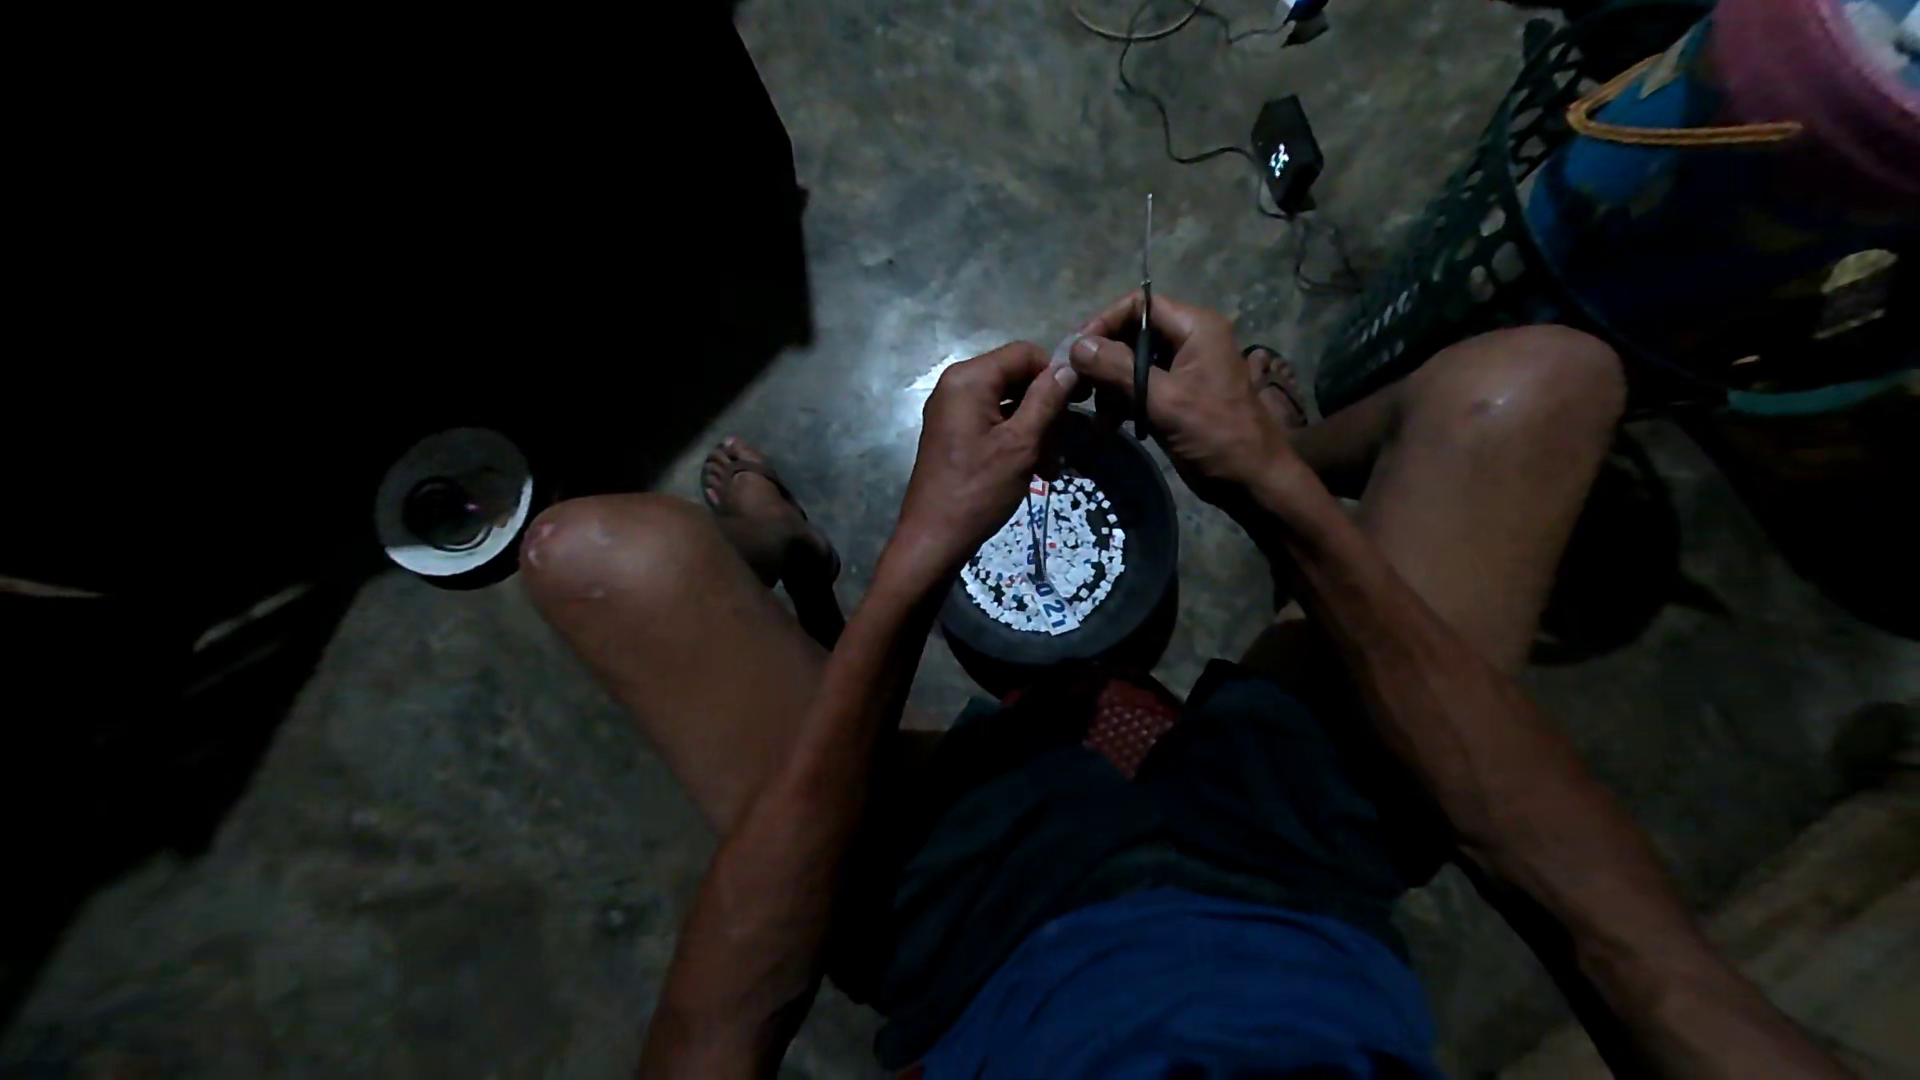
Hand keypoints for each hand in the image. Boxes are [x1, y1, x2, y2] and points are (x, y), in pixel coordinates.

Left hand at [886, 342, 1076, 587]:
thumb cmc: (979, 490)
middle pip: (1015, 379)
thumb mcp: (1021, 444)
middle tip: (1063, 445)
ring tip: (1050, 468)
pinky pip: (992, 424)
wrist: (934, 537)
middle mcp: (956, 386)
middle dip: (1045, 409)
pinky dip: (1015, 441)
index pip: (1024, 353)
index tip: (1080, 402)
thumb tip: (1069, 367)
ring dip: (1035, 432)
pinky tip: (1035, 471)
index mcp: (969, 379)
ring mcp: (951, 411)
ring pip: (1007, 405)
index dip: (1055, 372)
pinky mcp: (953, 434)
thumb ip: (1046, 400)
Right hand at [1070, 292, 1294, 503]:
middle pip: (1130, 335)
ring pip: (1129, 366)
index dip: (1103, 323)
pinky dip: (1120, 406)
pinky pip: (1138, 390)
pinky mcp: (1174, 398)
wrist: (1249, 481)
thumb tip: (1077, 346)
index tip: (1076, 352)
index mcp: (1194, 328)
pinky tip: (1106, 429)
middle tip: (1076, 388)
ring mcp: (1181, 371)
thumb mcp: (1164, 399)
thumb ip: (1118, 369)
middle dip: (1101, 362)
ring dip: (1107, 390)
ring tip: (1097, 419)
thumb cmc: (1215, 434)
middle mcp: (1187, 341)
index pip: (1139, 305)